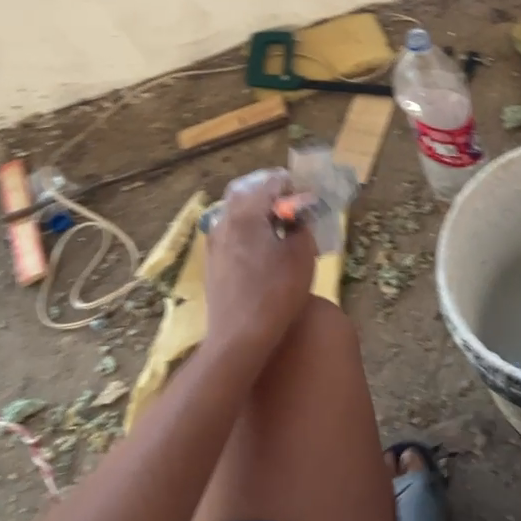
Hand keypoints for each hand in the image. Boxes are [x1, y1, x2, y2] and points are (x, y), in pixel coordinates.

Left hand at [204, 168, 316, 354]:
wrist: (239, 337)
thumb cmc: (277, 292)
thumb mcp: (302, 254)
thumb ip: (302, 226)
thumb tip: (298, 215)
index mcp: (247, 214)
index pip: (271, 182)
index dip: (293, 186)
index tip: (308, 199)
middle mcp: (225, 221)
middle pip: (246, 191)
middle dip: (270, 193)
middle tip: (292, 206)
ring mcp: (214, 242)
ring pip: (235, 211)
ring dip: (257, 211)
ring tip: (279, 228)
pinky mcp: (212, 261)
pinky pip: (230, 231)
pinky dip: (247, 229)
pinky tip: (263, 249)